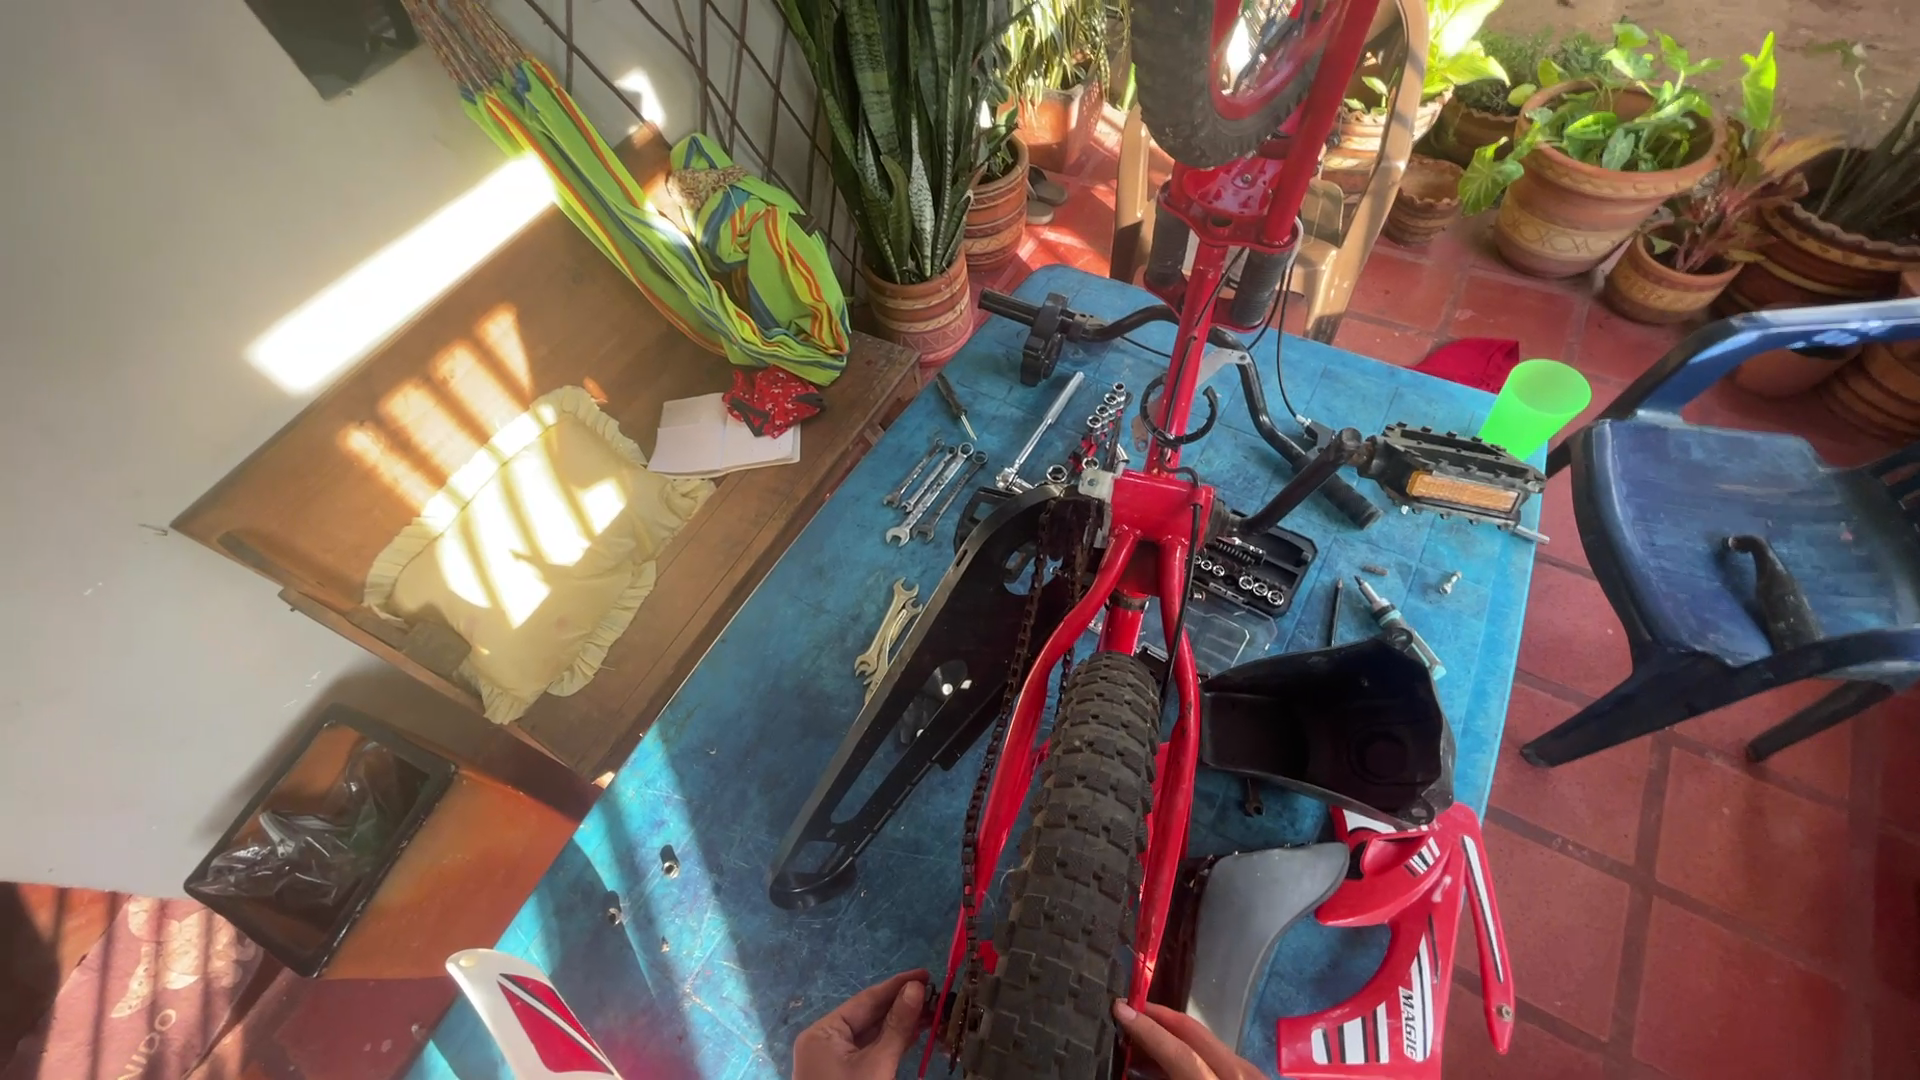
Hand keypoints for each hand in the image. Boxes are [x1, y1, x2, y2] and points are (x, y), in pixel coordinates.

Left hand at [793, 969, 929, 1079]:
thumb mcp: (877, 1065)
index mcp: (822, 1032)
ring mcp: (834, 1063)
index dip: (897, 986)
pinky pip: (871, 1052)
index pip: (866, 999)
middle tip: (935, 995)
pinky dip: (893, 1044)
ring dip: (901, 1025)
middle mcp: (825, 1042)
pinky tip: (915, 1034)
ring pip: (872, 1035)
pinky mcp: (845, 1079)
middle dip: (902, 1006)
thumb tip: (916, 988)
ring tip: (932, 1012)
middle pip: (869, 1015)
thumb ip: (897, 1026)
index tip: (926, 975)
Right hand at [1113, 1000, 1263, 1079]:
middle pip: (1194, 1032)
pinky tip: (1175, 1061)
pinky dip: (1195, 1052)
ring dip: (1174, 1035)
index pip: (1179, 1052)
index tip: (1119, 1007)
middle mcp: (1239, 1075)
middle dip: (1158, 1017)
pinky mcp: (1259, 1077)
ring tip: (1145, 1039)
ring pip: (1208, 1040)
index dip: (1146, 1028)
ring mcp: (1255, 1074)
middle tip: (1128, 1011)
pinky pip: (1221, 1055)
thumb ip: (1161, 1078)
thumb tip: (1134, 1064)